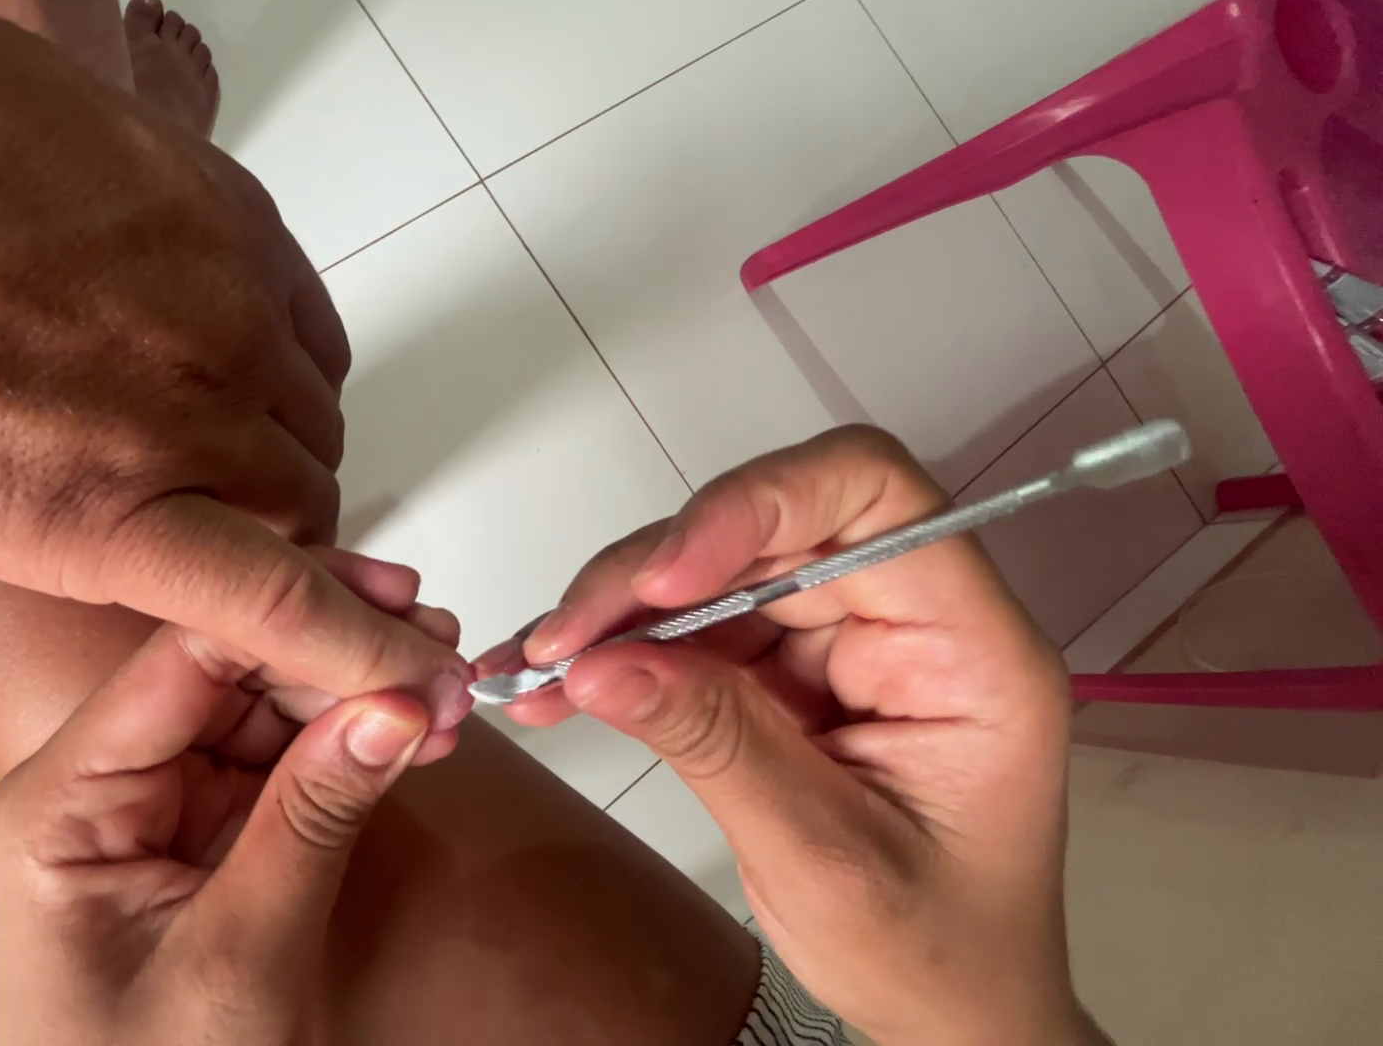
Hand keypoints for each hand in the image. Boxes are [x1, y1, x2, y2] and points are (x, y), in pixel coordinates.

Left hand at [0, 0, 466, 708]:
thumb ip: (88, 541)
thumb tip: (185, 545)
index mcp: (84, 503)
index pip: (284, 601)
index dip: (369, 651)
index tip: (423, 678)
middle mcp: (172, 393)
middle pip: (307, 495)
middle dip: (278, 523)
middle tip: (219, 509)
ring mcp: (203, 279)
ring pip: (313, 402)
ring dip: (276, 431)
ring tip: (195, 412)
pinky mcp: (209, 195)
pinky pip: (303, 312)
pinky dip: (281, 348)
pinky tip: (214, 339)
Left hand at [0, 551, 449, 1044]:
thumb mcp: (241, 959)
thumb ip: (315, 817)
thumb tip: (397, 702)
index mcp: (68, 795)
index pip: (187, 659)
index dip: (298, 626)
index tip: (399, 630)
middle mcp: (110, 773)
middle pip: (234, 665)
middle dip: (342, 652)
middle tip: (440, 646)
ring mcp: (166, 789)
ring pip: (272, 699)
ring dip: (361, 687)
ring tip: (445, 683)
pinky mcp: (213, 812)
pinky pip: (290, 747)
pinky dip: (357, 735)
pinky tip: (415, 731)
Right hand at [495, 427, 1108, 1045]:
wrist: (933, 1000)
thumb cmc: (929, 949)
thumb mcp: (823, 860)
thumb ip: (716, 745)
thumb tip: (598, 665)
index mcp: (959, 642)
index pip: (867, 497)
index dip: (757, 504)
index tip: (662, 581)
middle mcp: (884, 612)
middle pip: (749, 531)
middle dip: (640, 580)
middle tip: (555, 645)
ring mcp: (815, 631)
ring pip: (691, 573)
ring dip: (603, 615)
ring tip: (532, 670)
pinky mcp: (759, 657)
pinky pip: (669, 627)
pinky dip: (602, 649)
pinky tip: (543, 680)